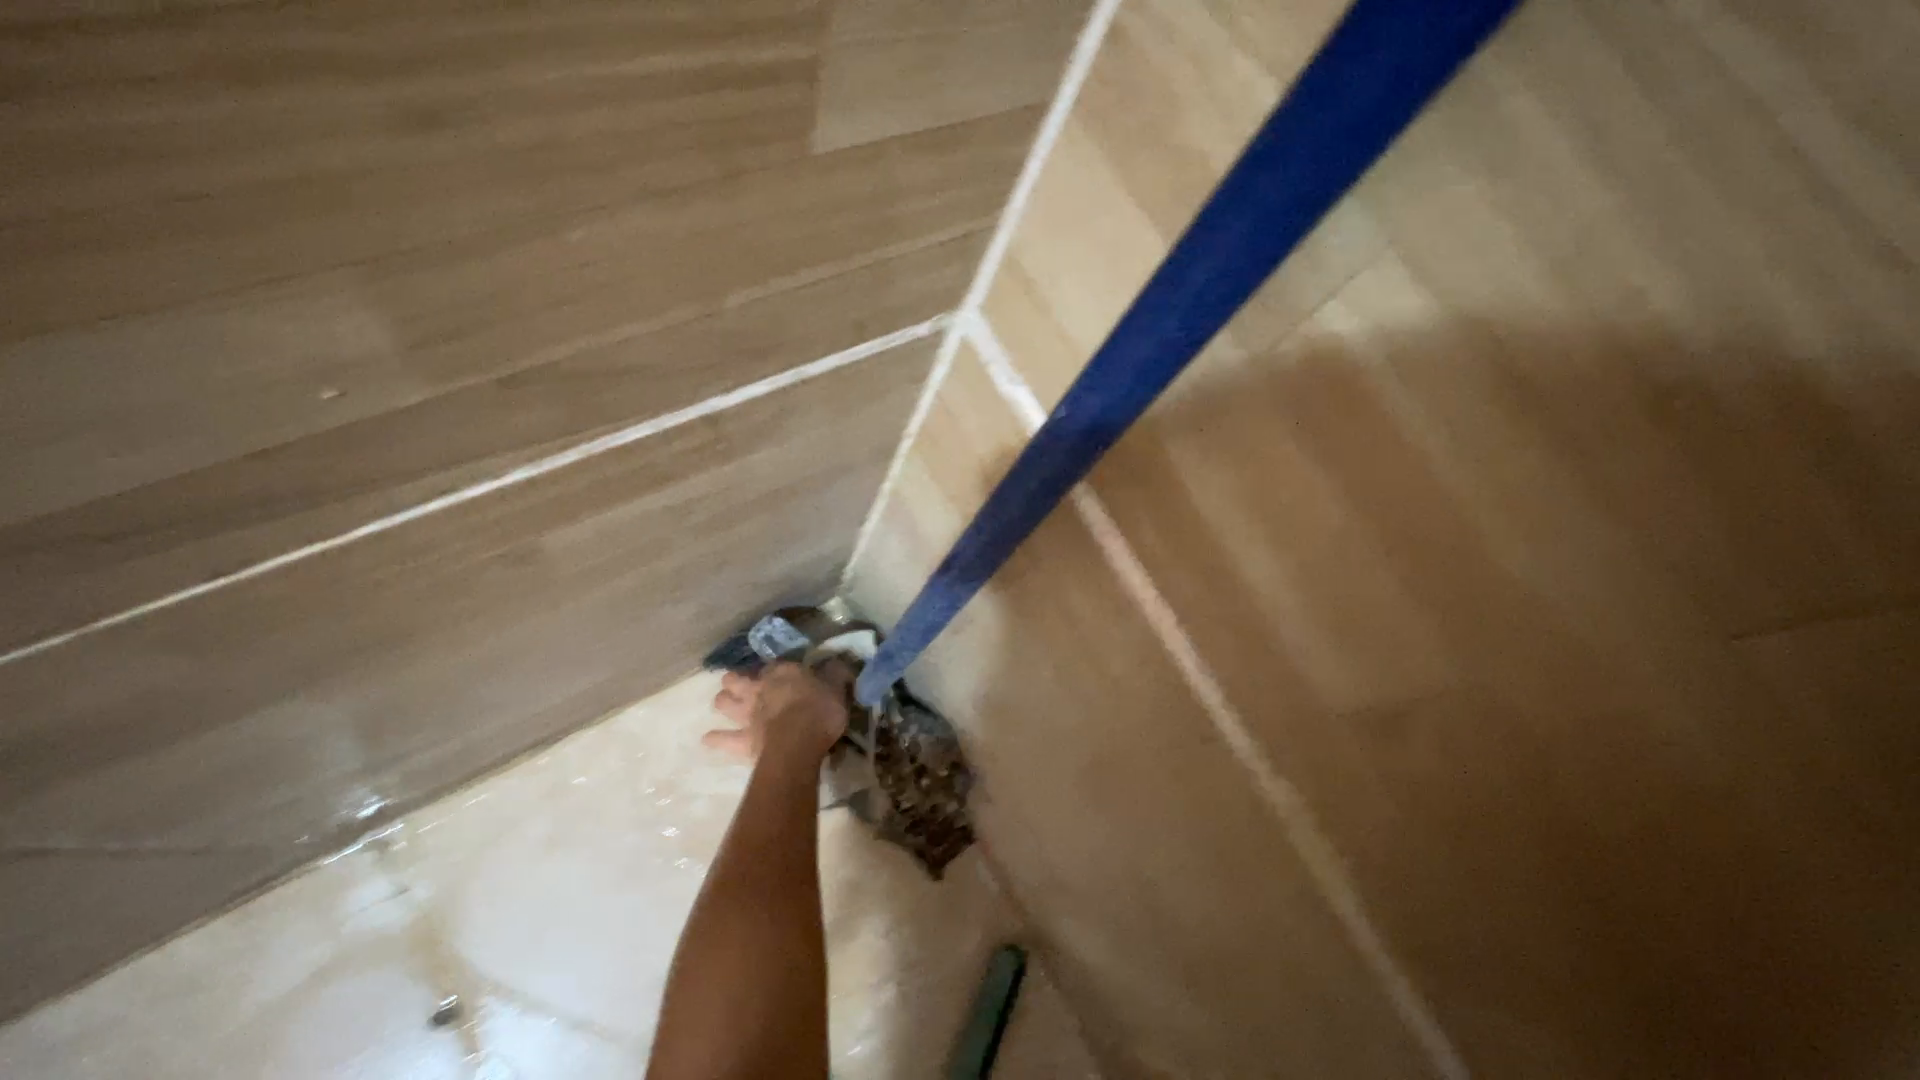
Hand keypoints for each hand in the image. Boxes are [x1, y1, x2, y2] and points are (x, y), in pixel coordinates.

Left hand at [703, 660, 852, 764]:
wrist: (800, 740)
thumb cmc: (820, 710)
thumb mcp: (836, 687)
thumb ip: (835, 673)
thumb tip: (837, 662)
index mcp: (782, 674)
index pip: (774, 667)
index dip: (776, 671)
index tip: (781, 674)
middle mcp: (759, 690)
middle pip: (738, 681)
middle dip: (735, 681)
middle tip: (736, 683)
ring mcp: (748, 715)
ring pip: (725, 704)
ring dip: (723, 702)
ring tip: (720, 703)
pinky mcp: (742, 740)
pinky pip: (724, 739)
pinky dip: (716, 739)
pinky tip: (707, 739)